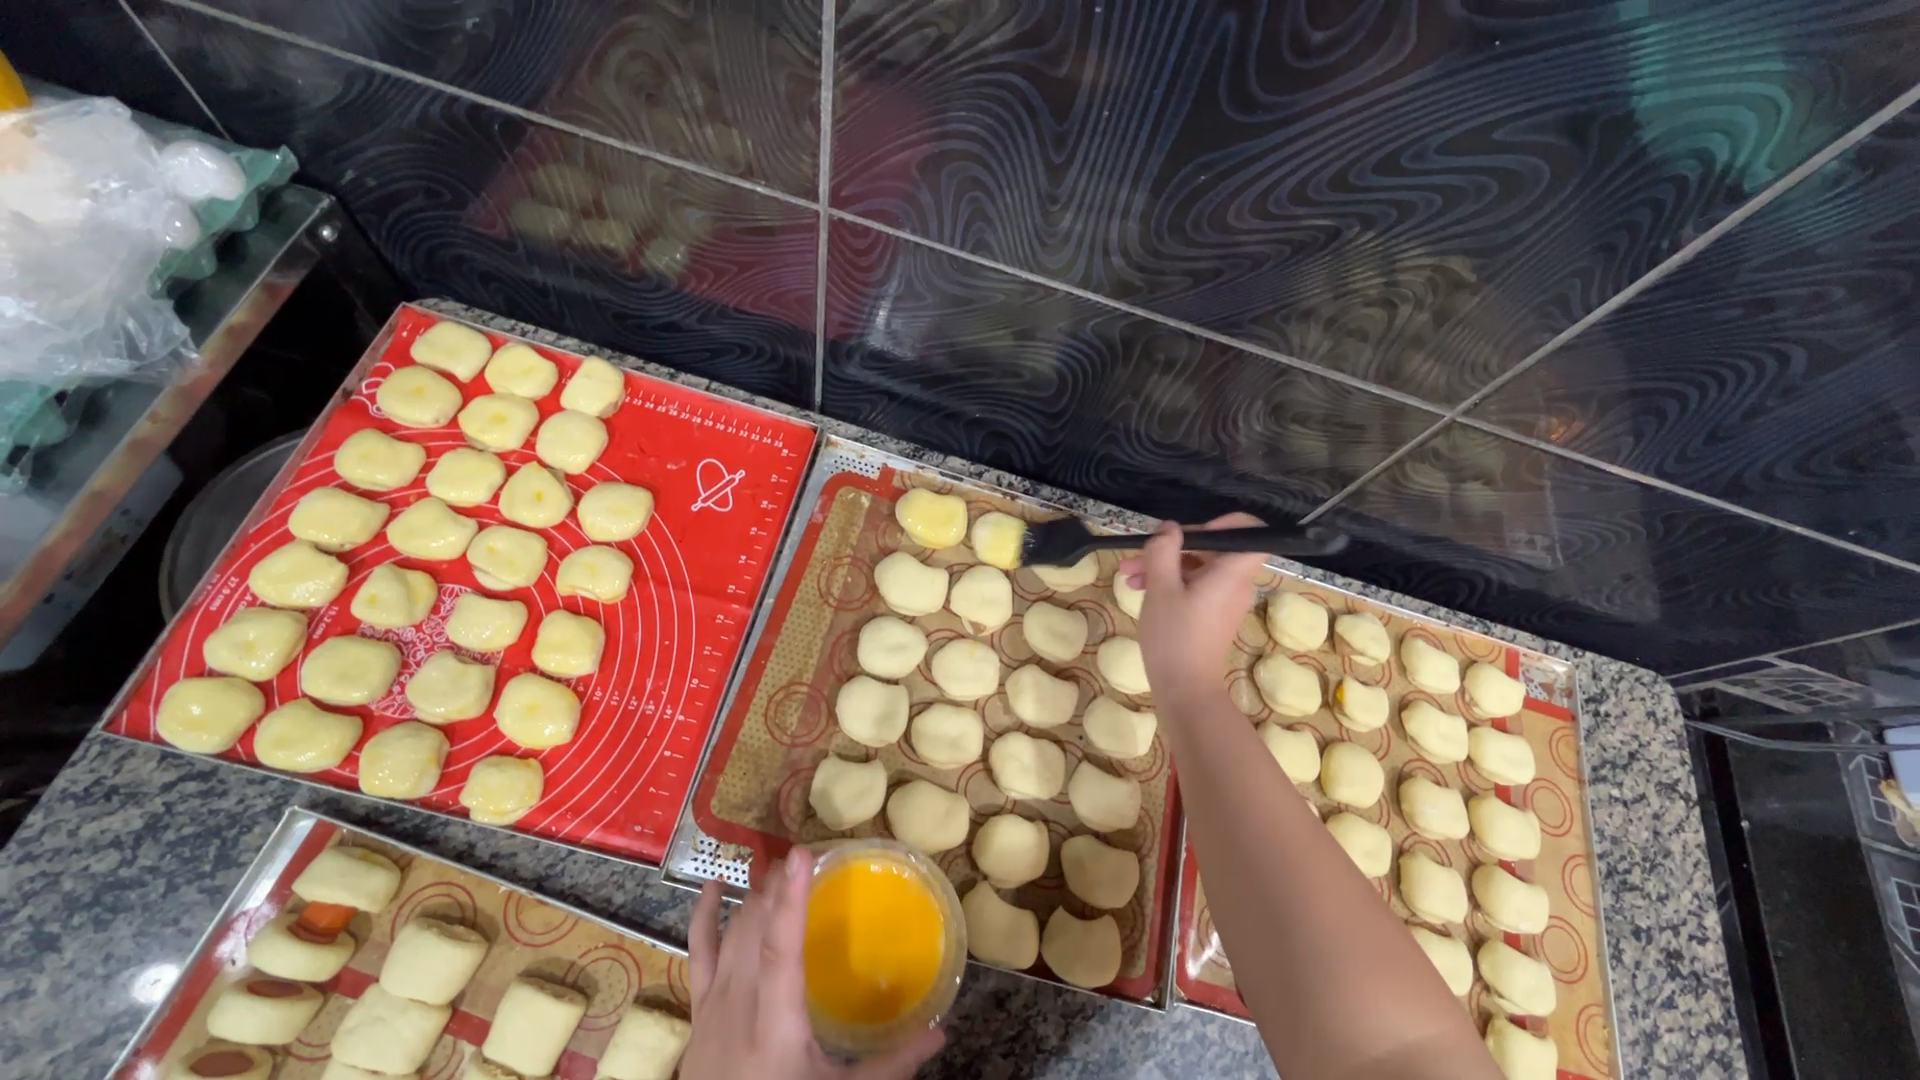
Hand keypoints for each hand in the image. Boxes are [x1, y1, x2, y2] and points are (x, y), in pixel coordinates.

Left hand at [681, 848, 945, 1079]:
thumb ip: (890, 1066)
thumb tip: (941, 1033)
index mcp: (777, 1021)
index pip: (780, 946)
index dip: (790, 898)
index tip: (800, 853)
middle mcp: (740, 1002)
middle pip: (755, 926)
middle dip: (777, 886)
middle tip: (808, 857)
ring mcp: (713, 1004)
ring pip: (731, 931)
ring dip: (754, 896)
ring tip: (777, 867)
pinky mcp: (698, 1012)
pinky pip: (697, 951)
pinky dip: (702, 915)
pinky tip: (711, 886)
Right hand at [1118, 512, 1268, 705]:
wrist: (1184, 688)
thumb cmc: (1174, 636)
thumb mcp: (1160, 588)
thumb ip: (1164, 551)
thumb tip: (1169, 527)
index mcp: (1232, 572)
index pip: (1252, 533)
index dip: (1225, 523)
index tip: (1192, 532)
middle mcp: (1235, 582)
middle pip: (1213, 548)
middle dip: (1174, 546)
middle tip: (1140, 554)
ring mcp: (1225, 600)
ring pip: (1198, 567)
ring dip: (1164, 565)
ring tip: (1128, 575)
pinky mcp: (1213, 614)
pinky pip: (1196, 586)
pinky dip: (1171, 582)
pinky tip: (1140, 589)